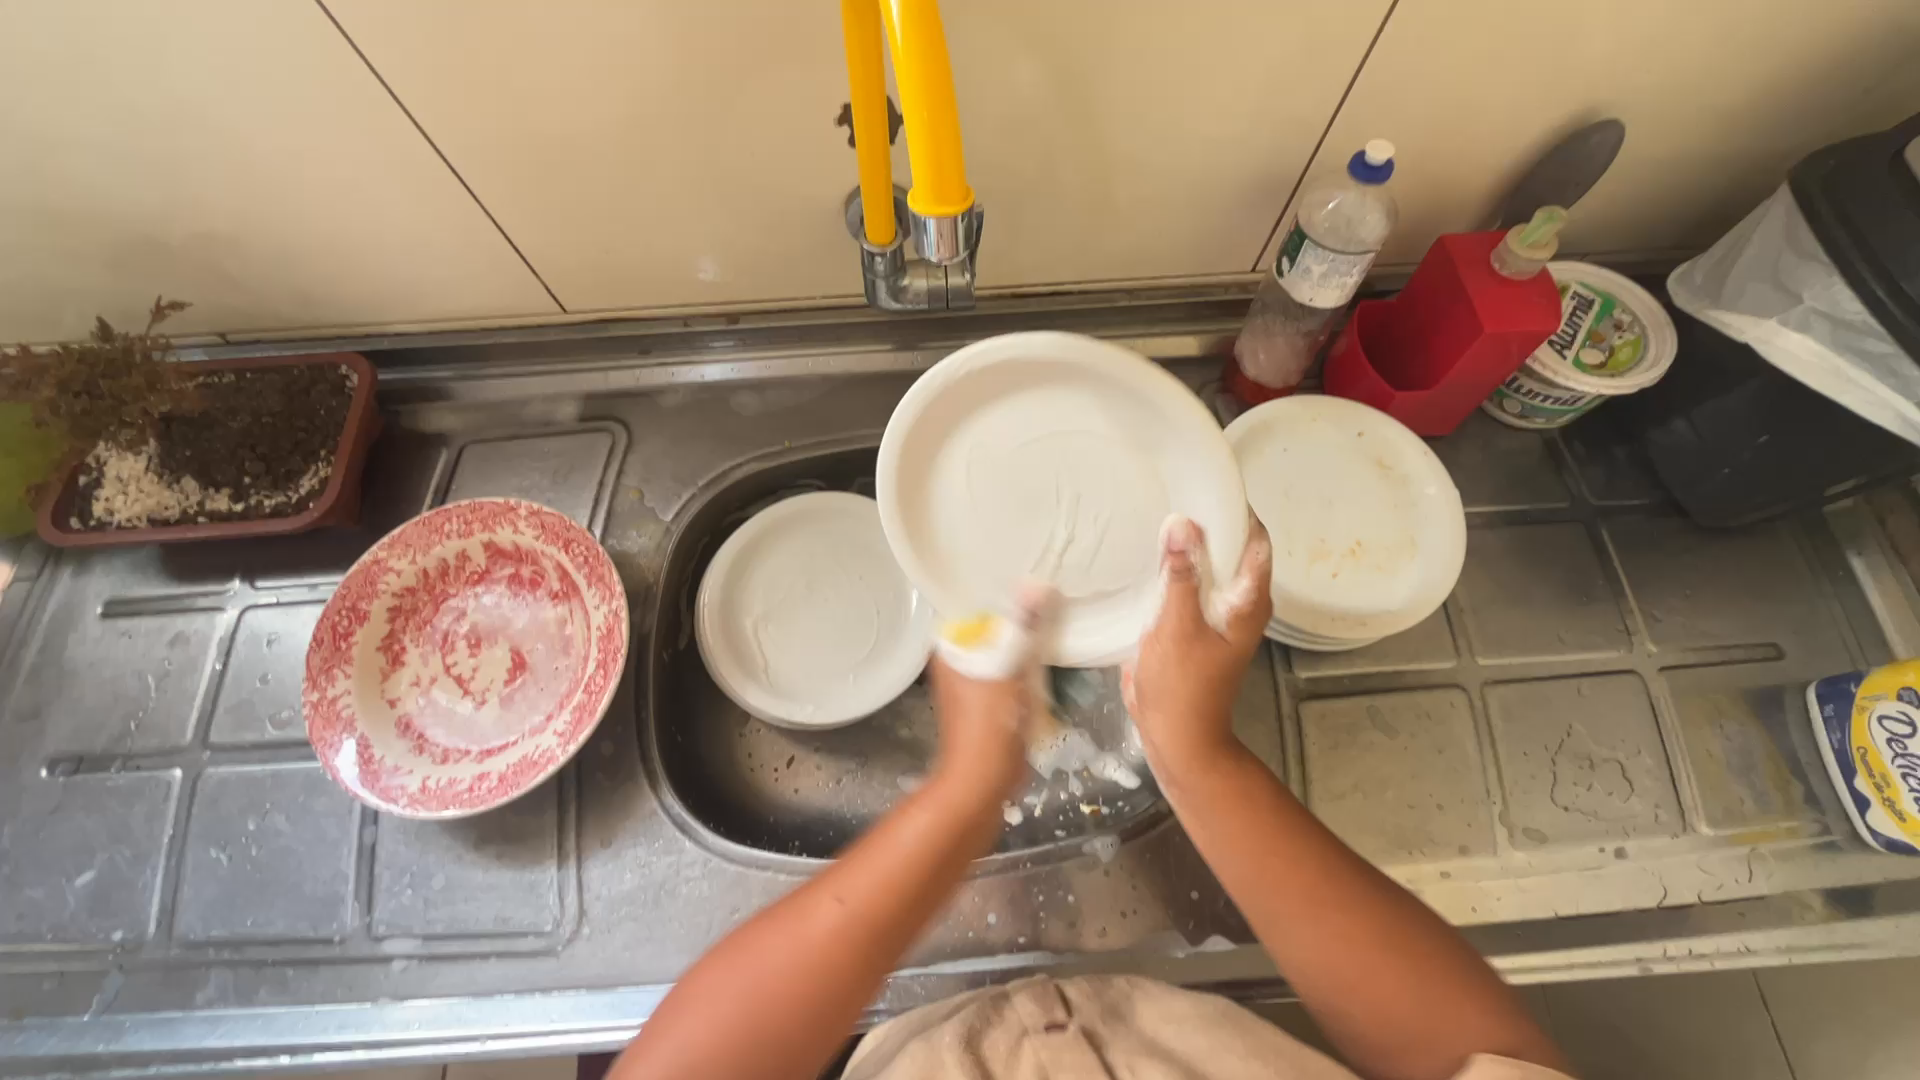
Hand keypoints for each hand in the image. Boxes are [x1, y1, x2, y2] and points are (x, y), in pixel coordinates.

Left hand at [927, 585, 1058, 807]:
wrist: (983, 781)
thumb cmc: (988, 724)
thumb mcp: (1007, 668)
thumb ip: (1021, 626)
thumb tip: (1035, 583)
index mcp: (950, 645)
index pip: (972, 599)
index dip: (1000, 583)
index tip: (1029, 563)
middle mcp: (958, 655)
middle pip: (992, 621)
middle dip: (1019, 607)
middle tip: (1051, 582)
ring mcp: (976, 675)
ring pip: (1005, 642)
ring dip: (1027, 631)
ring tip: (1055, 604)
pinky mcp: (993, 693)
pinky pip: (1013, 663)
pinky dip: (1030, 655)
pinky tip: (1052, 641)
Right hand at [1123, 515, 1271, 773]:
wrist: (1174, 735)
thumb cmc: (1183, 684)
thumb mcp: (1177, 626)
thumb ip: (1180, 576)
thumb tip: (1181, 522)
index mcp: (1247, 599)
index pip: (1253, 539)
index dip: (1235, 508)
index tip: (1204, 481)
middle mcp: (1235, 601)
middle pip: (1226, 547)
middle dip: (1203, 521)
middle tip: (1168, 490)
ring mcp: (1211, 613)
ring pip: (1202, 566)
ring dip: (1182, 546)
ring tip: (1152, 513)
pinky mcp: (1187, 623)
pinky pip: (1182, 584)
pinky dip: (1168, 568)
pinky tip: (1141, 554)